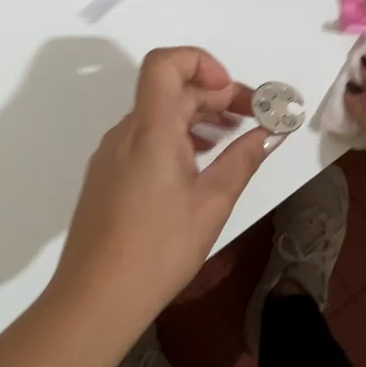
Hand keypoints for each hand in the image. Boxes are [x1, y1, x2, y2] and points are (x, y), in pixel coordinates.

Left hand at [51, 46, 275, 313]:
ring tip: (234, 139)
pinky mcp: (107, 176)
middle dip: (217, 96)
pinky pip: (146, 138)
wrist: (92, 304)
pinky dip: (179, 137)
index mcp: (151, 129)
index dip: (202, 62)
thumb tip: (273, 129)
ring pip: (159, 114)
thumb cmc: (158, 250)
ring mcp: (112, 155)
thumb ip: (245, 158)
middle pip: (172, 90)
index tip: (232, 93)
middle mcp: (126, 132)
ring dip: (200, 116)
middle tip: (255, 118)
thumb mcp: (213, 202)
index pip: (167, 63)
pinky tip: (201, 166)